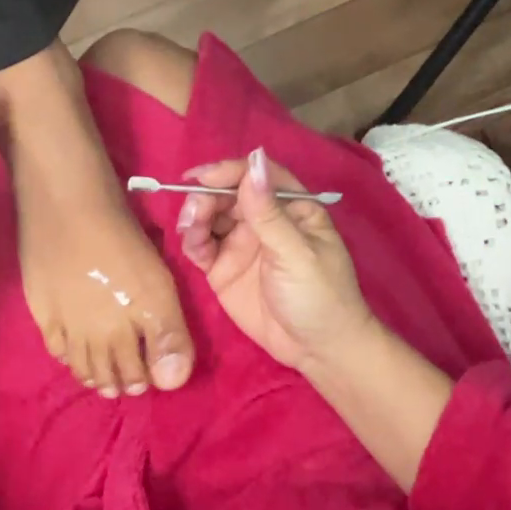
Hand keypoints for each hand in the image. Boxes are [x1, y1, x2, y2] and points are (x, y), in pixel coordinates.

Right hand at [176, 147, 375, 370]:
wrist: (317, 350)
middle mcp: (264, 220)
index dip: (230, 171)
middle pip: (227, 194)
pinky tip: (191, 243)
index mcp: (292, 208)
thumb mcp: (296, 253)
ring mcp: (241, 244)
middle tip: (194, 210)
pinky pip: (201, 246)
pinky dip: (192, 240)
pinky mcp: (223, 269)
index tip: (202, 176)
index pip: (258, 176)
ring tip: (190, 228)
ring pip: (210, 217)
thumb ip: (269, 212)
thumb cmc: (320, 296)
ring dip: (195, 216)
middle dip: (207, 196)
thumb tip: (254, 158)